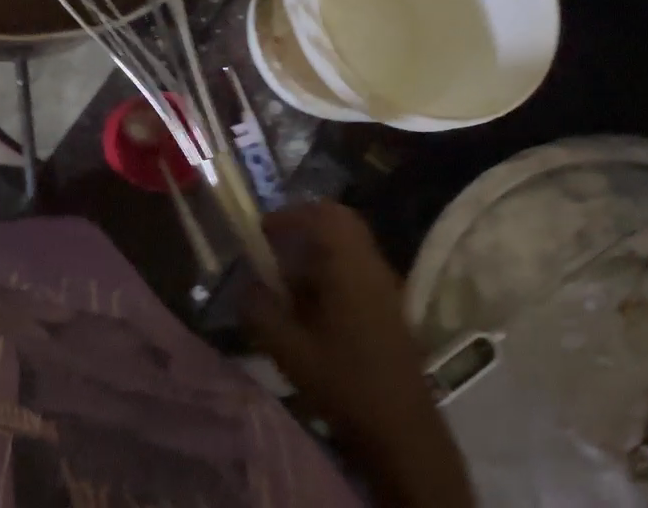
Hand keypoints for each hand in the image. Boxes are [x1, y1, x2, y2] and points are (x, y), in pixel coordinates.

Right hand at [245, 201, 473, 507]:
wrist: (403, 432)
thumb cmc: (344, 383)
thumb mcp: (288, 348)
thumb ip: (259, 310)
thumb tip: (245, 285)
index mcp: (351, 268)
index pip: (325, 215)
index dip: (290, 215)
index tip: (262, 232)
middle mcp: (373, 268)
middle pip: (341, 225)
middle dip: (304, 229)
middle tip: (275, 248)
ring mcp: (387, 289)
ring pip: (349, 250)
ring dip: (316, 255)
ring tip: (286, 285)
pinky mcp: (390, 311)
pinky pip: (357, 273)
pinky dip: (330, 276)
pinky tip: (310, 311)